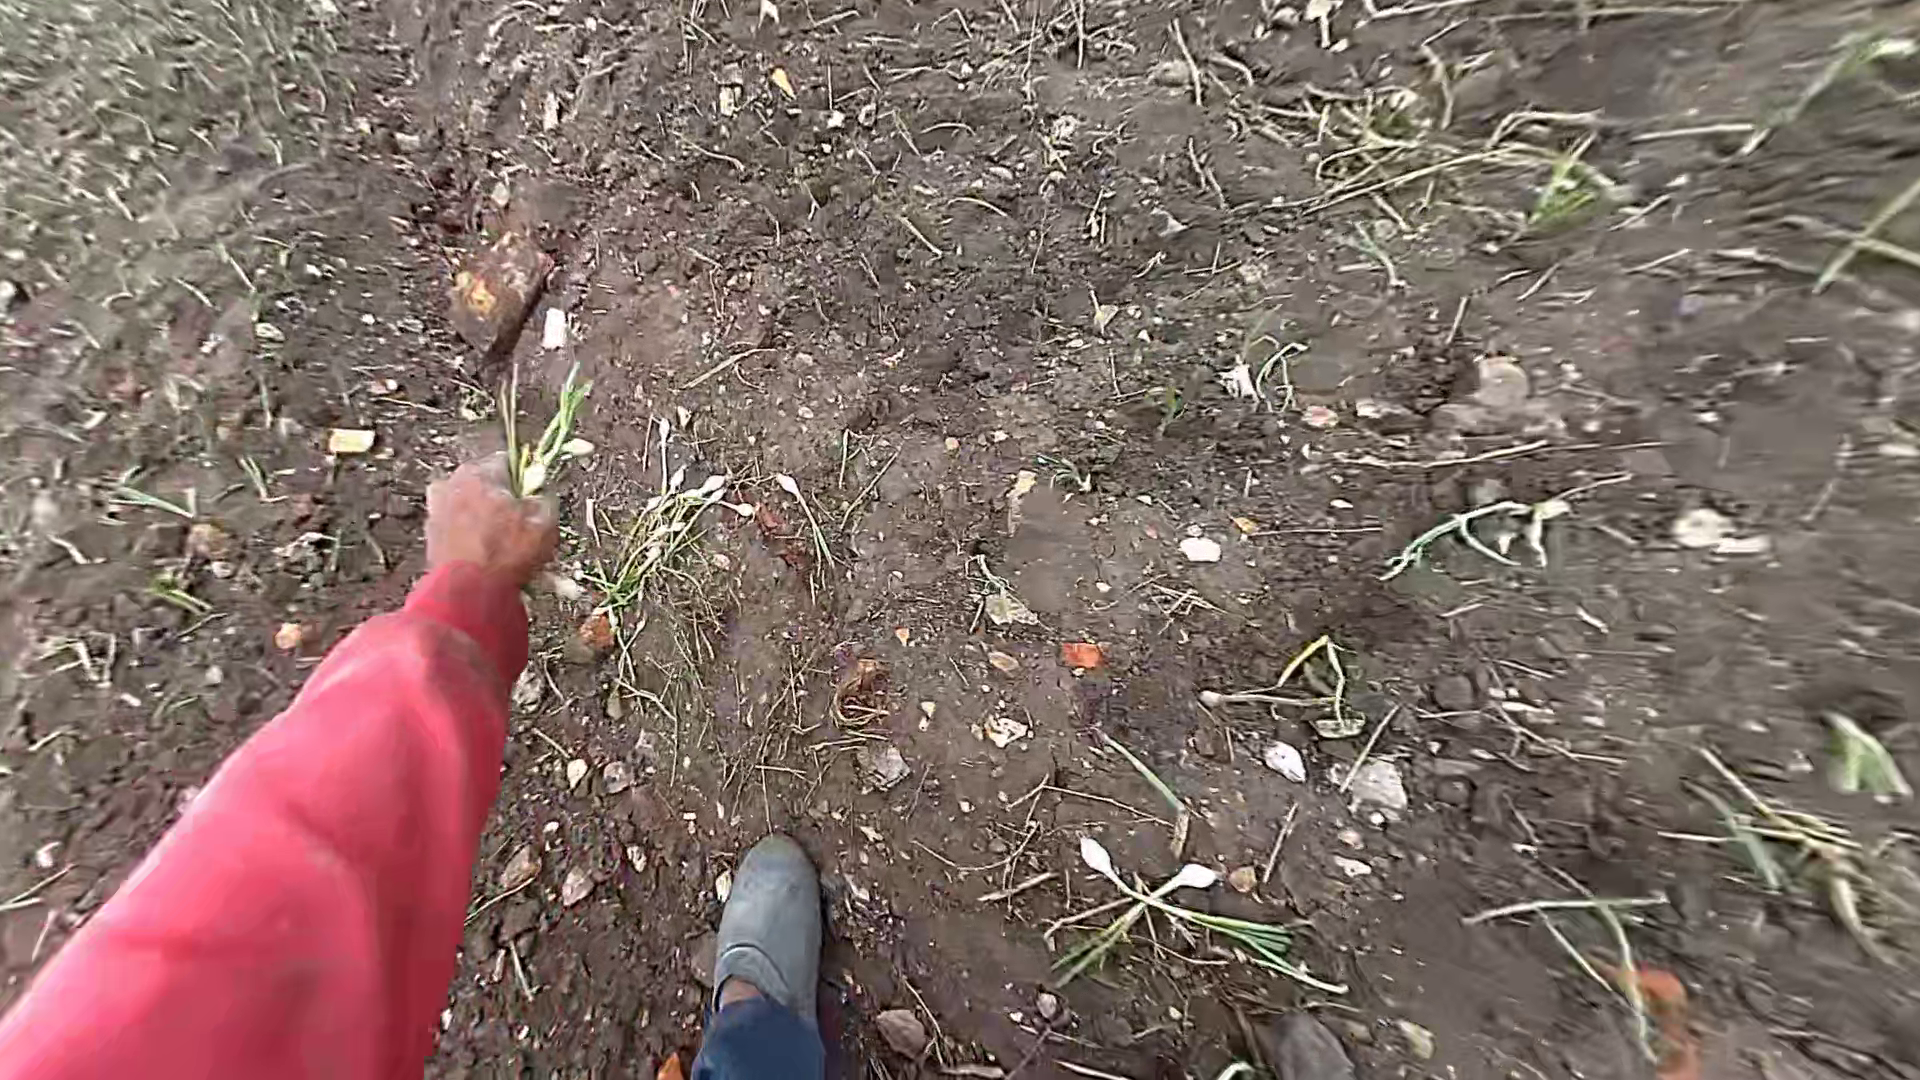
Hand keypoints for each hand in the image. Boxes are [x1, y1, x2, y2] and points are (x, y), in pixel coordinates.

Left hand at [425, 454, 557, 586]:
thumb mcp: (546, 520)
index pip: (509, 462)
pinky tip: (489, 549)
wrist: (469, 590)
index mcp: (478, 473)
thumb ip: (545, 497)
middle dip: (504, 496)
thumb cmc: (510, 550)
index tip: (538, 495)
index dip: (528, 479)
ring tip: (507, 537)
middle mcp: (450, 482)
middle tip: (525, 519)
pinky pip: (460, 524)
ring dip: (487, 514)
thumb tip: (542, 491)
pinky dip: (474, 532)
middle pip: (487, 483)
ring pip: (472, 503)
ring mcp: (436, 508)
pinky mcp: (431, 533)